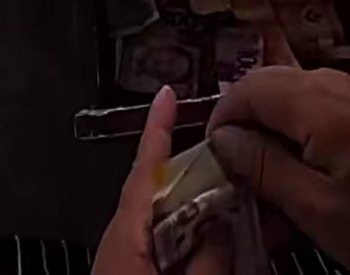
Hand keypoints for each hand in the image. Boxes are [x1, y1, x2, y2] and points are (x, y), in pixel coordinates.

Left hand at [93, 86, 227, 274]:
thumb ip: (209, 258)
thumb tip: (227, 223)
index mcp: (125, 233)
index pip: (145, 167)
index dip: (158, 127)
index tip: (166, 93)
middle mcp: (120, 238)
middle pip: (157, 188)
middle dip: (189, 165)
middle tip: (226, 147)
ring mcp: (122, 258)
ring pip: (161, 216)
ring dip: (191, 201)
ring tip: (229, 190)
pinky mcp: (129, 272)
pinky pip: (159, 243)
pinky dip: (184, 232)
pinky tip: (209, 241)